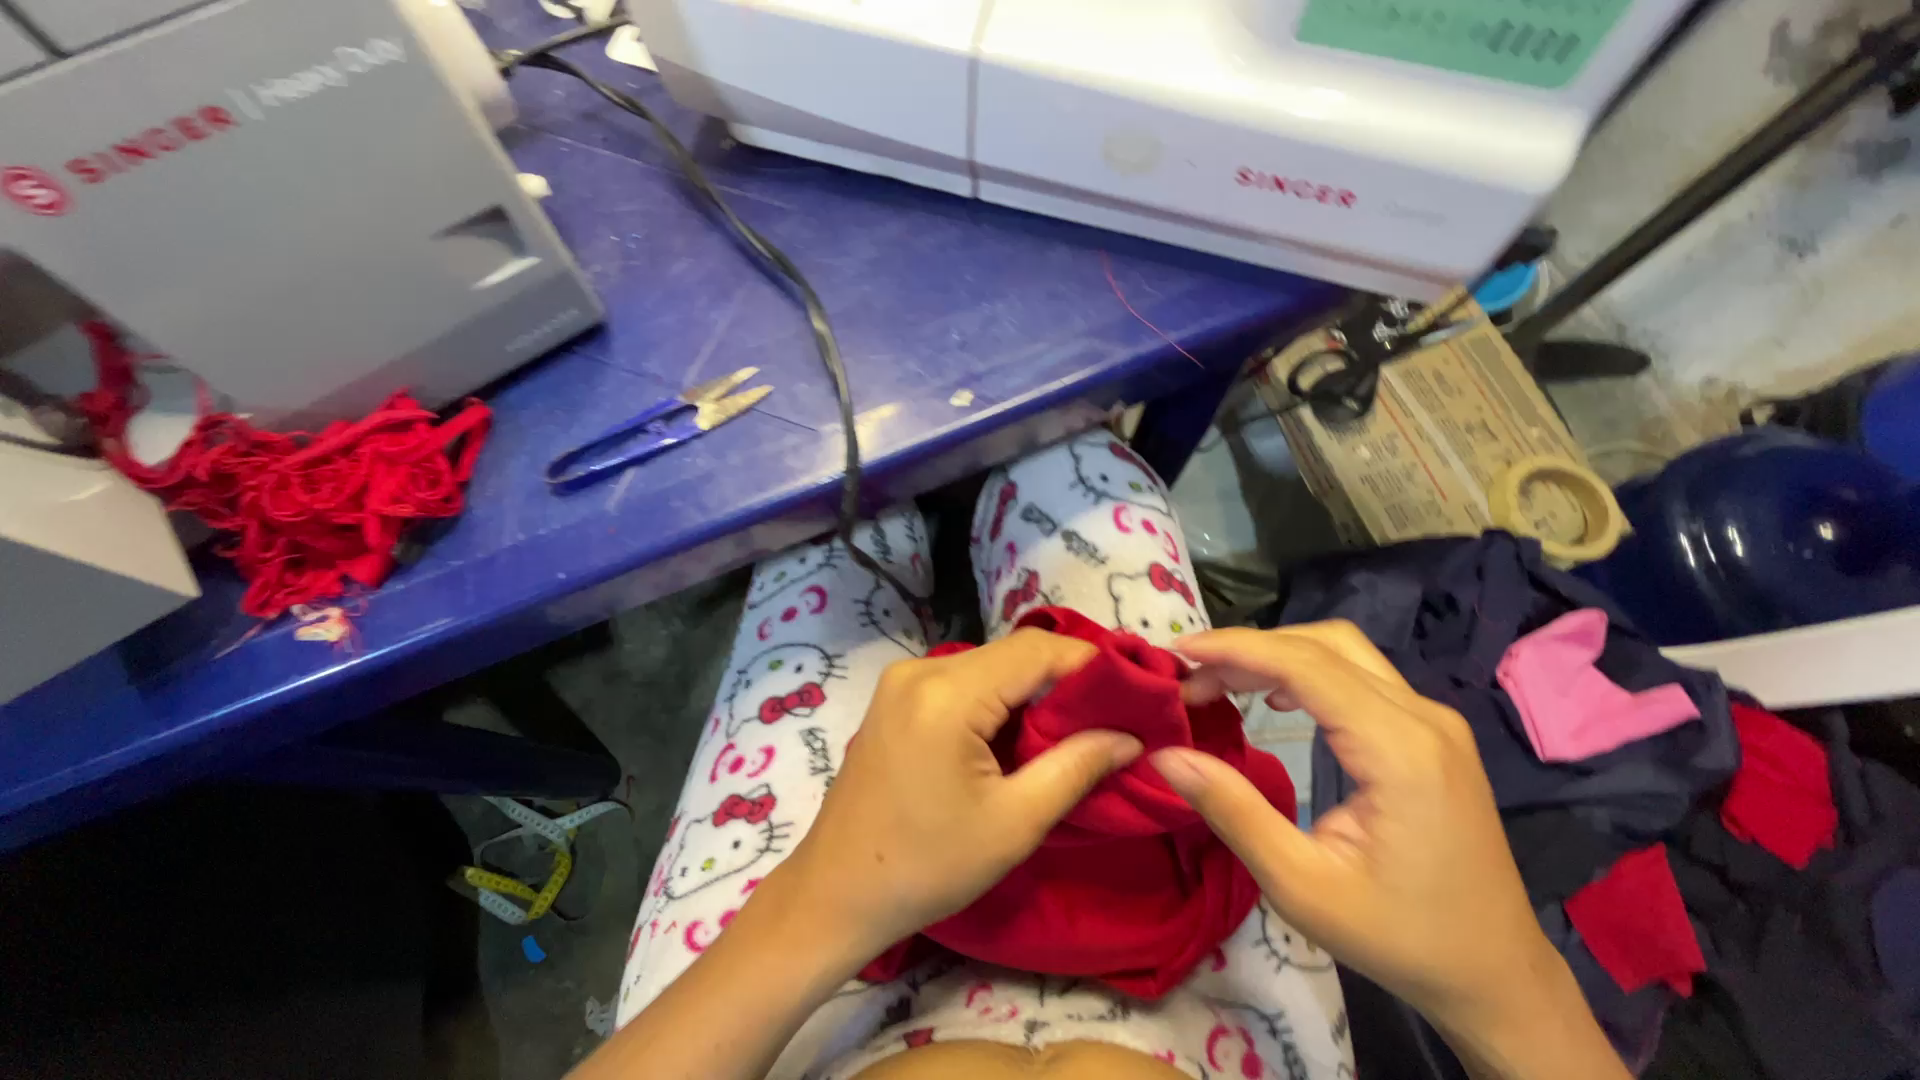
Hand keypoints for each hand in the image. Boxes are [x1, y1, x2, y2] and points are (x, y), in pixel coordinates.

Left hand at [775, 628, 1142, 955]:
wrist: (836, 893)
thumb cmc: (927, 866)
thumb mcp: (1014, 823)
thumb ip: (1076, 767)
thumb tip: (1129, 736)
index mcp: (948, 694)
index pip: (1037, 651)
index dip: (1091, 664)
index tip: (1136, 692)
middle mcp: (921, 670)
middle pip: (1011, 653)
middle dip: (1065, 678)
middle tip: (1113, 714)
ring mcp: (902, 682)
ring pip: (988, 665)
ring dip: (1032, 690)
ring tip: (1076, 726)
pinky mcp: (895, 700)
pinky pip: (961, 681)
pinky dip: (998, 698)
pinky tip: (1022, 732)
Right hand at [1152, 622, 1564, 1031]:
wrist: (1495, 973)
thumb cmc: (1397, 935)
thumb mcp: (1300, 884)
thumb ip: (1232, 810)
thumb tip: (1165, 756)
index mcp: (1397, 749)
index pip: (1305, 665)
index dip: (1235, 648)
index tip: (1178, 652)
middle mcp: (1423, 718)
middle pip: (1325, 645)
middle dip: (1251, 648)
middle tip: (1192, 678)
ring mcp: (1435, 723)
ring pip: (1346, 653)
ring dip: (1279, 655)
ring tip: (1222, 682)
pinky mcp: (1433, 736)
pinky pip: (1362, 678)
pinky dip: (1308, 673)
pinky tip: (1276, 700)